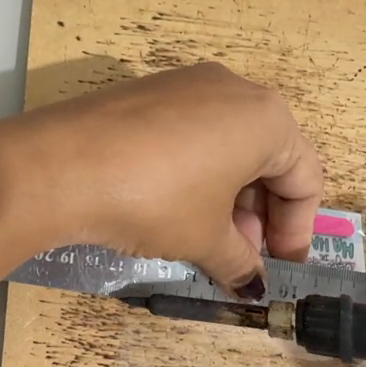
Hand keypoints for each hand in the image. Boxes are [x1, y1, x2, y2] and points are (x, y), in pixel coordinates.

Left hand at [3, 62, 322, 297]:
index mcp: (266, 117)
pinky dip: (195, 169)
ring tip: (205, 238)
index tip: (279, 267)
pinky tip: (171, 205)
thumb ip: (240, 261)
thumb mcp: (204, 237)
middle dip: (258, 213)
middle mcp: (232, 88)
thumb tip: (252, 283)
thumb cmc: (154, 199)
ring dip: (227, 194)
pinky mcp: (148, 89)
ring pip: (227, 143)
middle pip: (266, 156)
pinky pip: (190, 131)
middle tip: (240, 256)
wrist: (61, 164)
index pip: (304, 178)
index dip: (296, 230)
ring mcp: (186, 83)